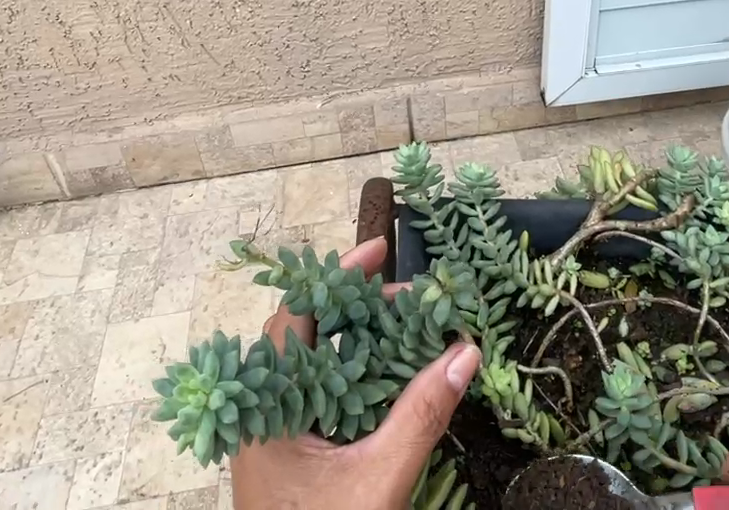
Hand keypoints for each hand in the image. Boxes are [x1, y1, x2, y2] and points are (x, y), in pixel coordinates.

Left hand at [230, 236, 480, 509]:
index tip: (380, 248)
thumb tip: (466, 350)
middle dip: (357, 306)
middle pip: (307, 333)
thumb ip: (421, 415)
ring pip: (315, 364)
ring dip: (358, 339)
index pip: (297, 315)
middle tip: (407, 295)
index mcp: (265, 406)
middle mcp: (262, 411)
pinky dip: (355, 373)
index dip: (337, 275)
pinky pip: (322, 394)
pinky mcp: (292, 455)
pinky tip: (387, 374)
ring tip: (403, 324)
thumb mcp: (379, 479)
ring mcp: (276, 434)